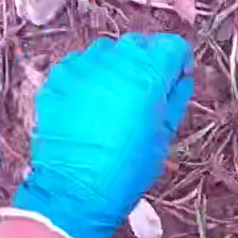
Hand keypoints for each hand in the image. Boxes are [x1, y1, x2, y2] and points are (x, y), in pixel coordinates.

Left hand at [7, 32, 194, 237]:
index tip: (175, 78)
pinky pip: (80, 68)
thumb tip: (179, 78)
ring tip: (114, 101)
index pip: (172, 46)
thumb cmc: (124, 171)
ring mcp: (82, 68)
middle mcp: (114, 62)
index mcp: (147, 75)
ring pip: (107, 53)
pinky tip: (89, 107)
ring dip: (116, 69)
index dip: (177, 63)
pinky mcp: (58, 79)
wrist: (75, 192)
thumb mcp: (163, 137)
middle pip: (139, 45)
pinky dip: (88, 80)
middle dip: (146, 64)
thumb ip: (174, 99)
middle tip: (144, 94)